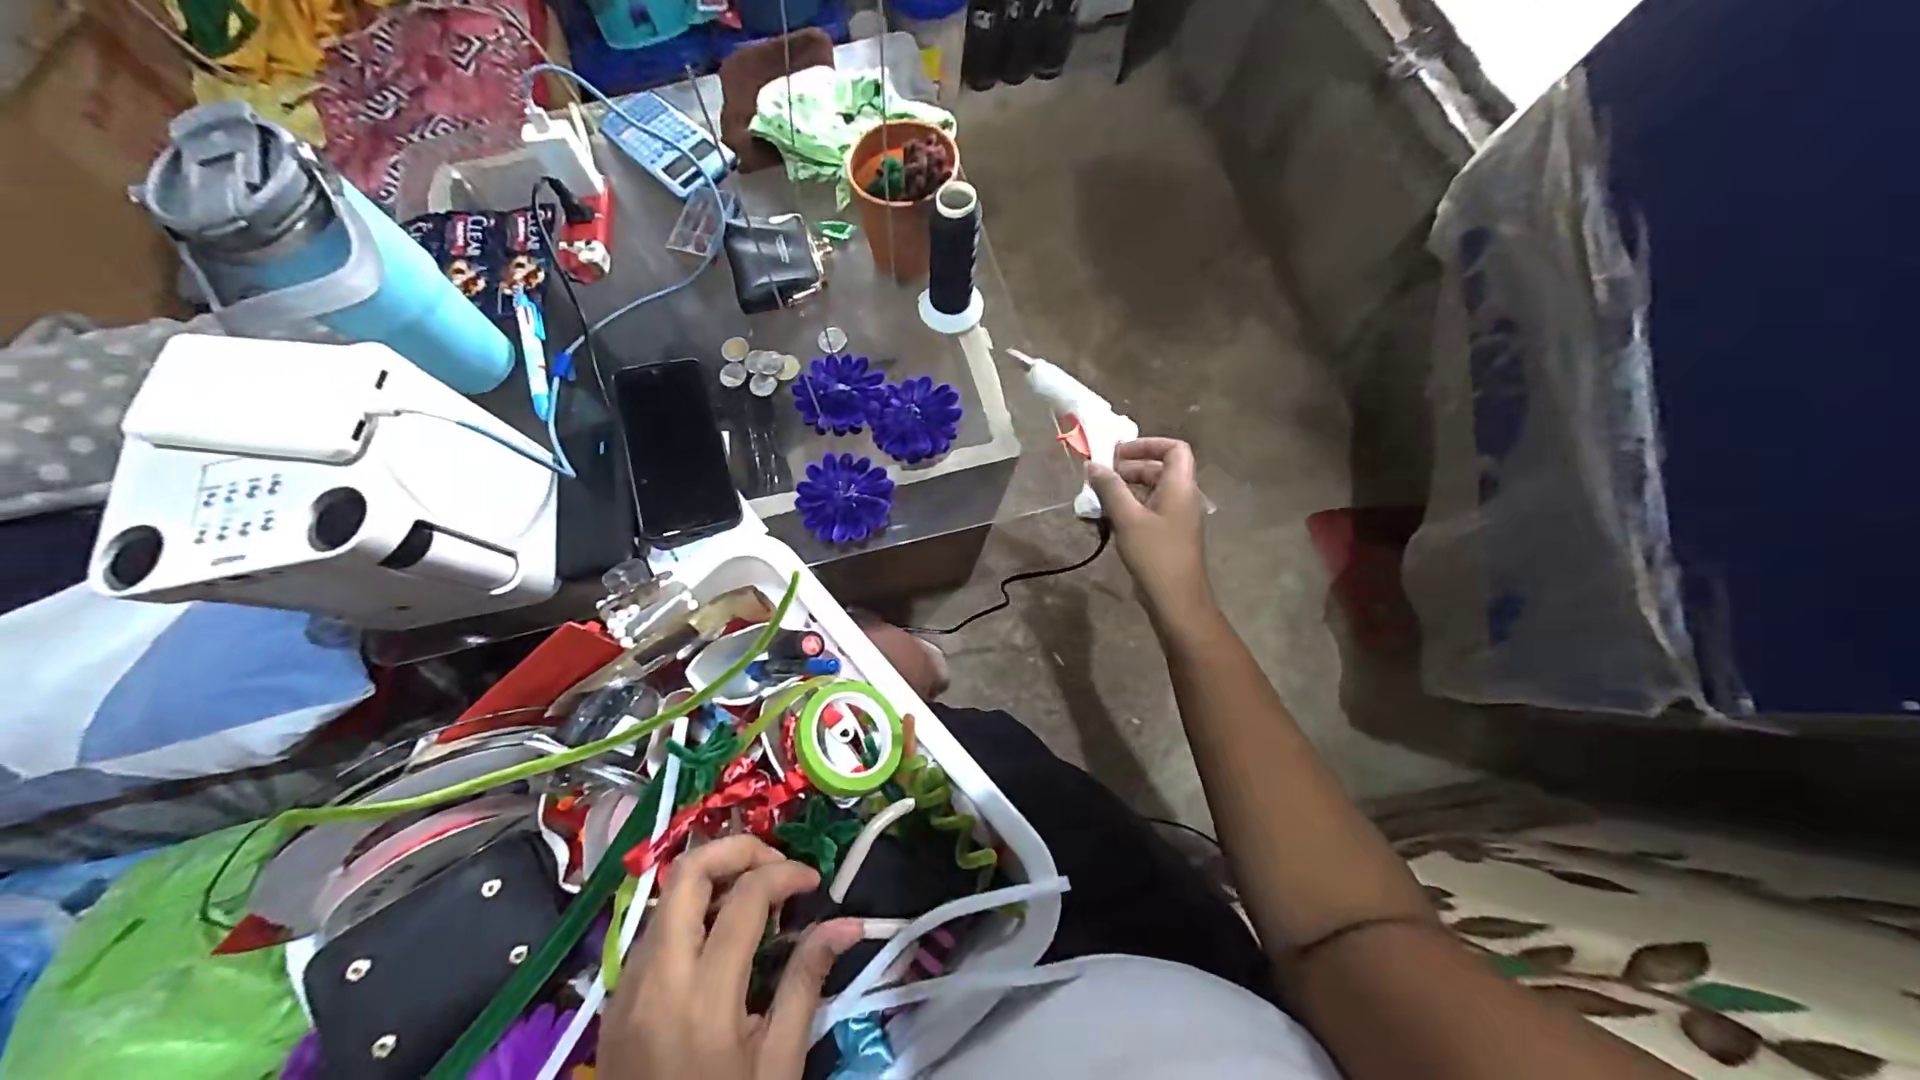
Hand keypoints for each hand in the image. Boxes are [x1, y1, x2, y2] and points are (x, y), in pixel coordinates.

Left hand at [599, 835, 862, 1079]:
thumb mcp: (778, 1061)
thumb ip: (807, 980)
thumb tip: (848, 923)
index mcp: (703, 997)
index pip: (745, 897)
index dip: (786, 873)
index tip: (813, 882)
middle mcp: (656, 978)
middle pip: (687, 872)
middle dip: (738, 849)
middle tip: (777, 865)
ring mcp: (627, 986)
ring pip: (667, 895)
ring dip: (714, 877)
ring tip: (755, 895)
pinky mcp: (615, 997)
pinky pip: (655, 928)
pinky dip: (692, 910)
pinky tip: (721, 933)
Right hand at [1088, 437, 1214, 627]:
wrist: (1175, 599)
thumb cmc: (1155, 554)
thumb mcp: (1128, 518)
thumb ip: (1110, 489)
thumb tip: (1094, 466)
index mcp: (1180, 486)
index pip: (1174, 449)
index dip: (1148, 444)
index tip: (1118, 453)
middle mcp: (1182, 497)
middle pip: (1158, 469)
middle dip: (1128, 468)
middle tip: (1100, 477)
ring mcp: (1175, 517)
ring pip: (1150, 491)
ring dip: (1124, 490)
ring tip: (1097, 498)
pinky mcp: (1167, 535)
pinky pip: (1148, 510)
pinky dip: (1128, 508)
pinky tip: (1105, 519)